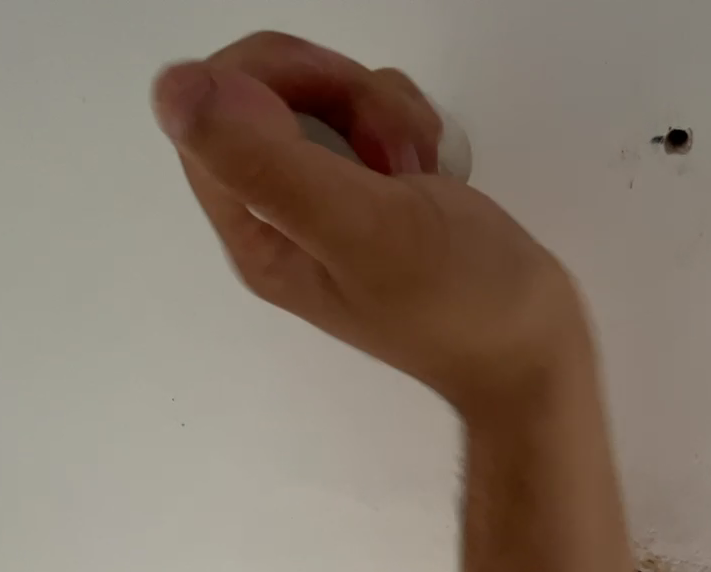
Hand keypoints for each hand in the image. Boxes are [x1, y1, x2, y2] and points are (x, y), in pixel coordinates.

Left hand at [151, 33, 594, 418]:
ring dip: (382, 113)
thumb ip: (267, 162)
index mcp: (262, 237)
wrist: (534, 350)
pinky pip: (370, 125)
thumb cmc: (461, 303)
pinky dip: (407, 129)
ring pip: (326, 104)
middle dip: (338, 95)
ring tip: (421, 172)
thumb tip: (176, 93)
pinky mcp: (383, 202)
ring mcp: (337, 211)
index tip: (344, 102)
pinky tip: (435, 173)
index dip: (273, 81)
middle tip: (393, 149)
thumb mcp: (363, 229)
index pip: (212, 116)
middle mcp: (287, 222)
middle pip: (269, 100)